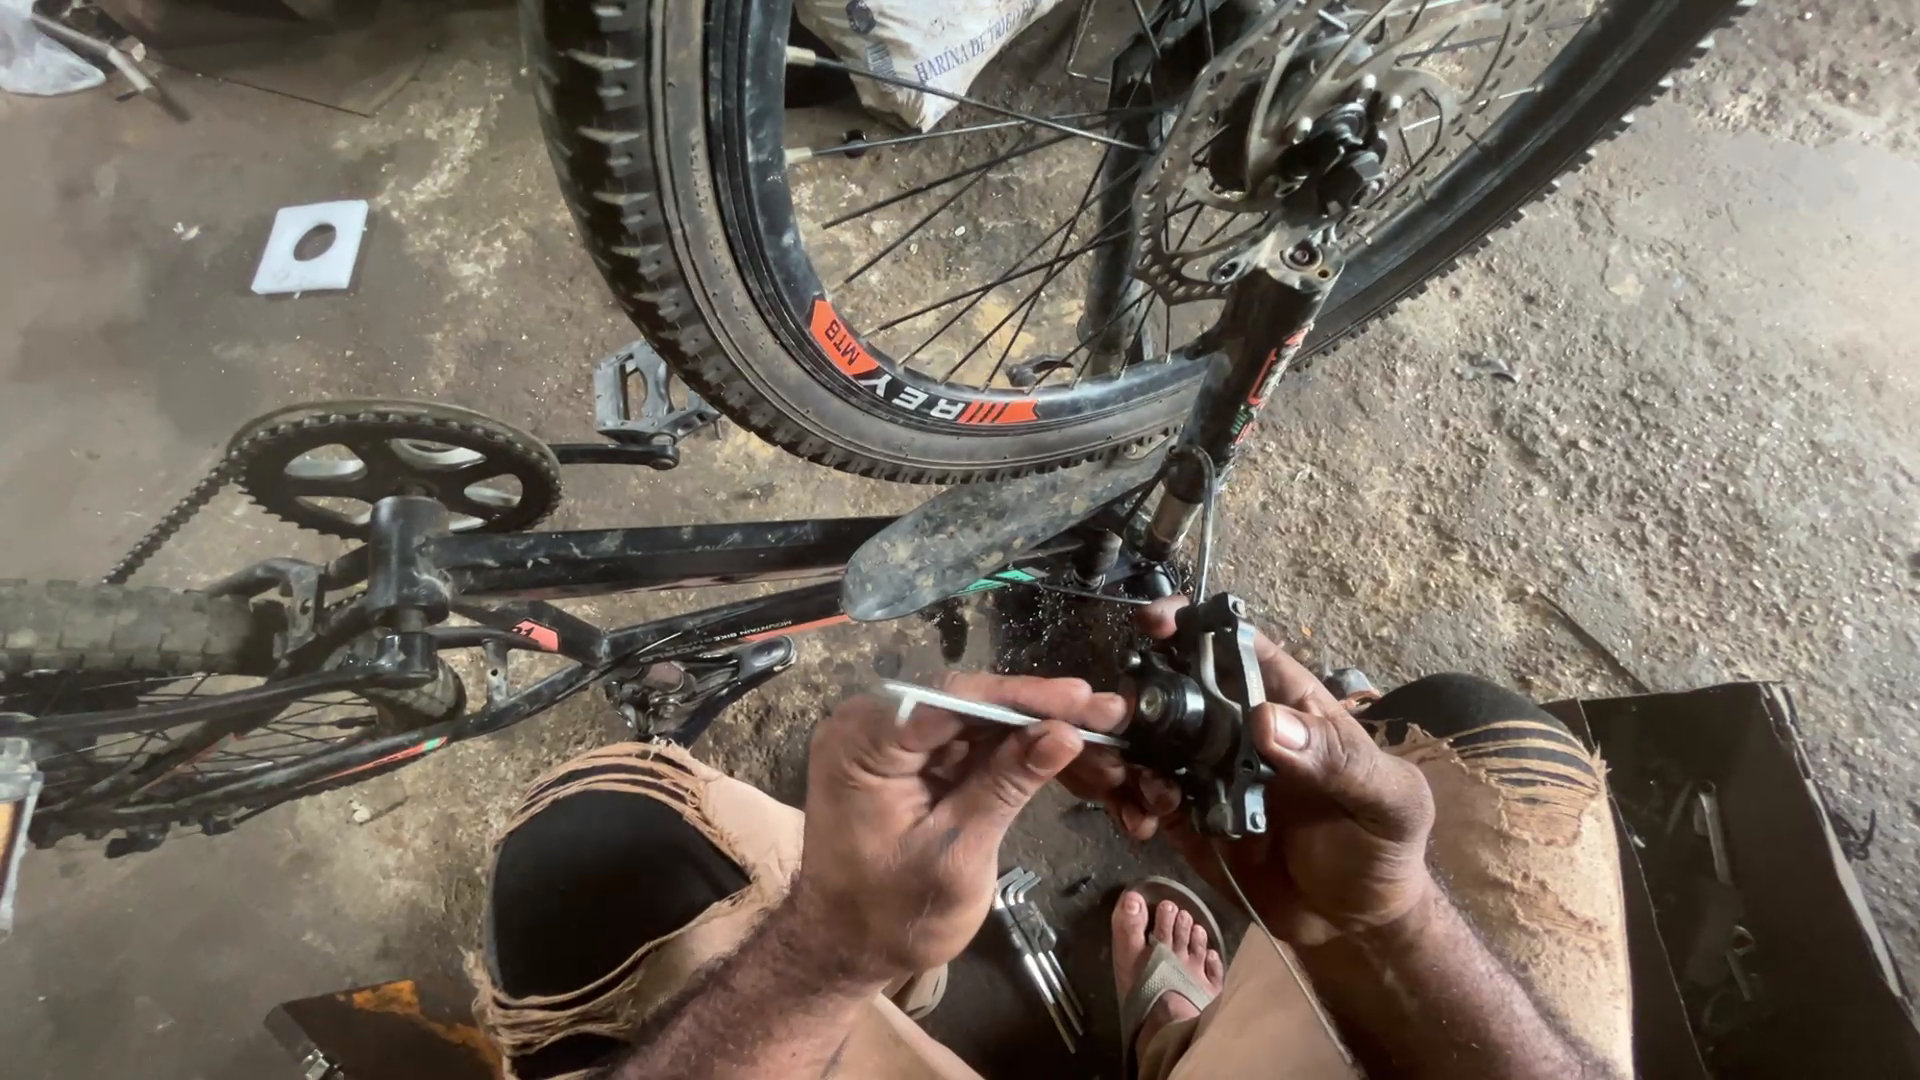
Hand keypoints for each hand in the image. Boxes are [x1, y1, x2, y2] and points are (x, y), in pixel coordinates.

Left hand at [787, 673, 1126, 983]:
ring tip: (1100, 725)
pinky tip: (1065, 742)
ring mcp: (893, 737)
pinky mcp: (914, 754)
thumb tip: (1065, 733)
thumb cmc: (888, 917)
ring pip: (976, 716)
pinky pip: (971, 738)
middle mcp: (872, 724)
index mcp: (862, 743)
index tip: (1081, 699)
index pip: (950, 701)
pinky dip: (1017, 745)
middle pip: (968, 702)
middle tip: (1104, 710)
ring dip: (1036, 723)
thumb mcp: (954, 854)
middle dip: (1038, 707)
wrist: (843, 948)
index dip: (1021, 697)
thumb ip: (1005, 786)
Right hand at [1140, 597, 1436, 945]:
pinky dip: (1125, 801)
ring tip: (1125, 784)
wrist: (1354, 926)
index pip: (1232, 643)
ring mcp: (1201, 769)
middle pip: (1167, 686)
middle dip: (1132, 696)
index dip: (1191, 621)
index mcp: (1281, 702)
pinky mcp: (1182, 815)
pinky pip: (1138, 795)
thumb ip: (1337, 758)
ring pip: (1141, 740)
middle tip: (1117, 722)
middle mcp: (1232, 726)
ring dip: (1119, 754)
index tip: (1155, 624)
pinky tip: (1141, 823)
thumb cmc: (1381, 846)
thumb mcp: (1386, 800)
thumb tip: (1266, 721)